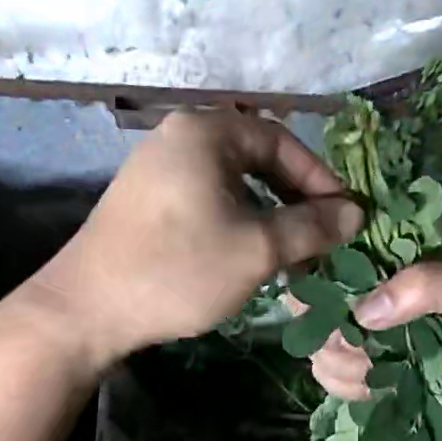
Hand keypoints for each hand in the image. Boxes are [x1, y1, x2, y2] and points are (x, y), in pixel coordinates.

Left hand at [32, 110, 362, 364]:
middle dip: (294, 200)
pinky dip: (234, 223)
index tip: (344, 217)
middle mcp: (178, 136)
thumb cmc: (177, 270)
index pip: (282, 141)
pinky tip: (246, 257)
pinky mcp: (144, 201)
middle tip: (320, 238)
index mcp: (206, 131)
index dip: (320, 179)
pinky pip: (205, 200)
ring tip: (289, 256)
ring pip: (231, 184)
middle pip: (256, 159)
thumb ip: (311, 227)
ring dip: (266, 216)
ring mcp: (156, 168)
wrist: (86, 310)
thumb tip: (355, 212)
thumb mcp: (256, 249)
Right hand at [306, 260, 441, 399]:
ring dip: (346, 367)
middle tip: (372, 352)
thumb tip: (364, 312)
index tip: (342, 314)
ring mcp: (351, 334)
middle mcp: (355, 295)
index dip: (316, 290)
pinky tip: (376, 387)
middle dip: (336, 339)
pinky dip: (348, 387)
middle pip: (310, 313)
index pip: (318, 265)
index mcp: (376, 262)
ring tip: (384, 372)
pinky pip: (327, 379)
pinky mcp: (353, 370)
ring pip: (317, 349)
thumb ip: (430, 283)